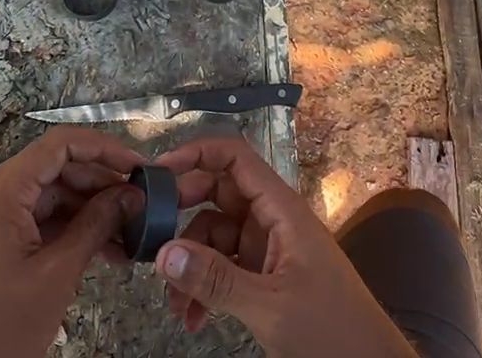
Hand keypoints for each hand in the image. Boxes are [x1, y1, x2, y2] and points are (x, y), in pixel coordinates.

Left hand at [0, 128, 144, 357]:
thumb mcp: (56, 275)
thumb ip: (97, 225)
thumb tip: (132, 195)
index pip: (58, 145)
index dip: (104, 149)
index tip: (139, 167)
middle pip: (53, 170)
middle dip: (99, 186)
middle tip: (139, 208)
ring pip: (45, 196)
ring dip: (86, 212)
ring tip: (127, 237)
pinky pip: (31, 220)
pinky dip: (64, 230)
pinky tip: (99, 250)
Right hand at [154, 138, 415, 357]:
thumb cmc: (329, 327)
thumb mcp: (269, 305)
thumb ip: (215, 280)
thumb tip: (163, 254)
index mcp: (281, 208)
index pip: (235, 157)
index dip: (197, 153)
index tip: (159, 170)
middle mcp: (272, 219)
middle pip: (218, 193)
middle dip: (183, 214)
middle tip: (153, 237)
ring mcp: (268, 247)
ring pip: (215, 235)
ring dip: (191, 264)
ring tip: (175, 305)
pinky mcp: (265, 275)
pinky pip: (224, 267)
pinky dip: (204, 287)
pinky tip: (194, 318)